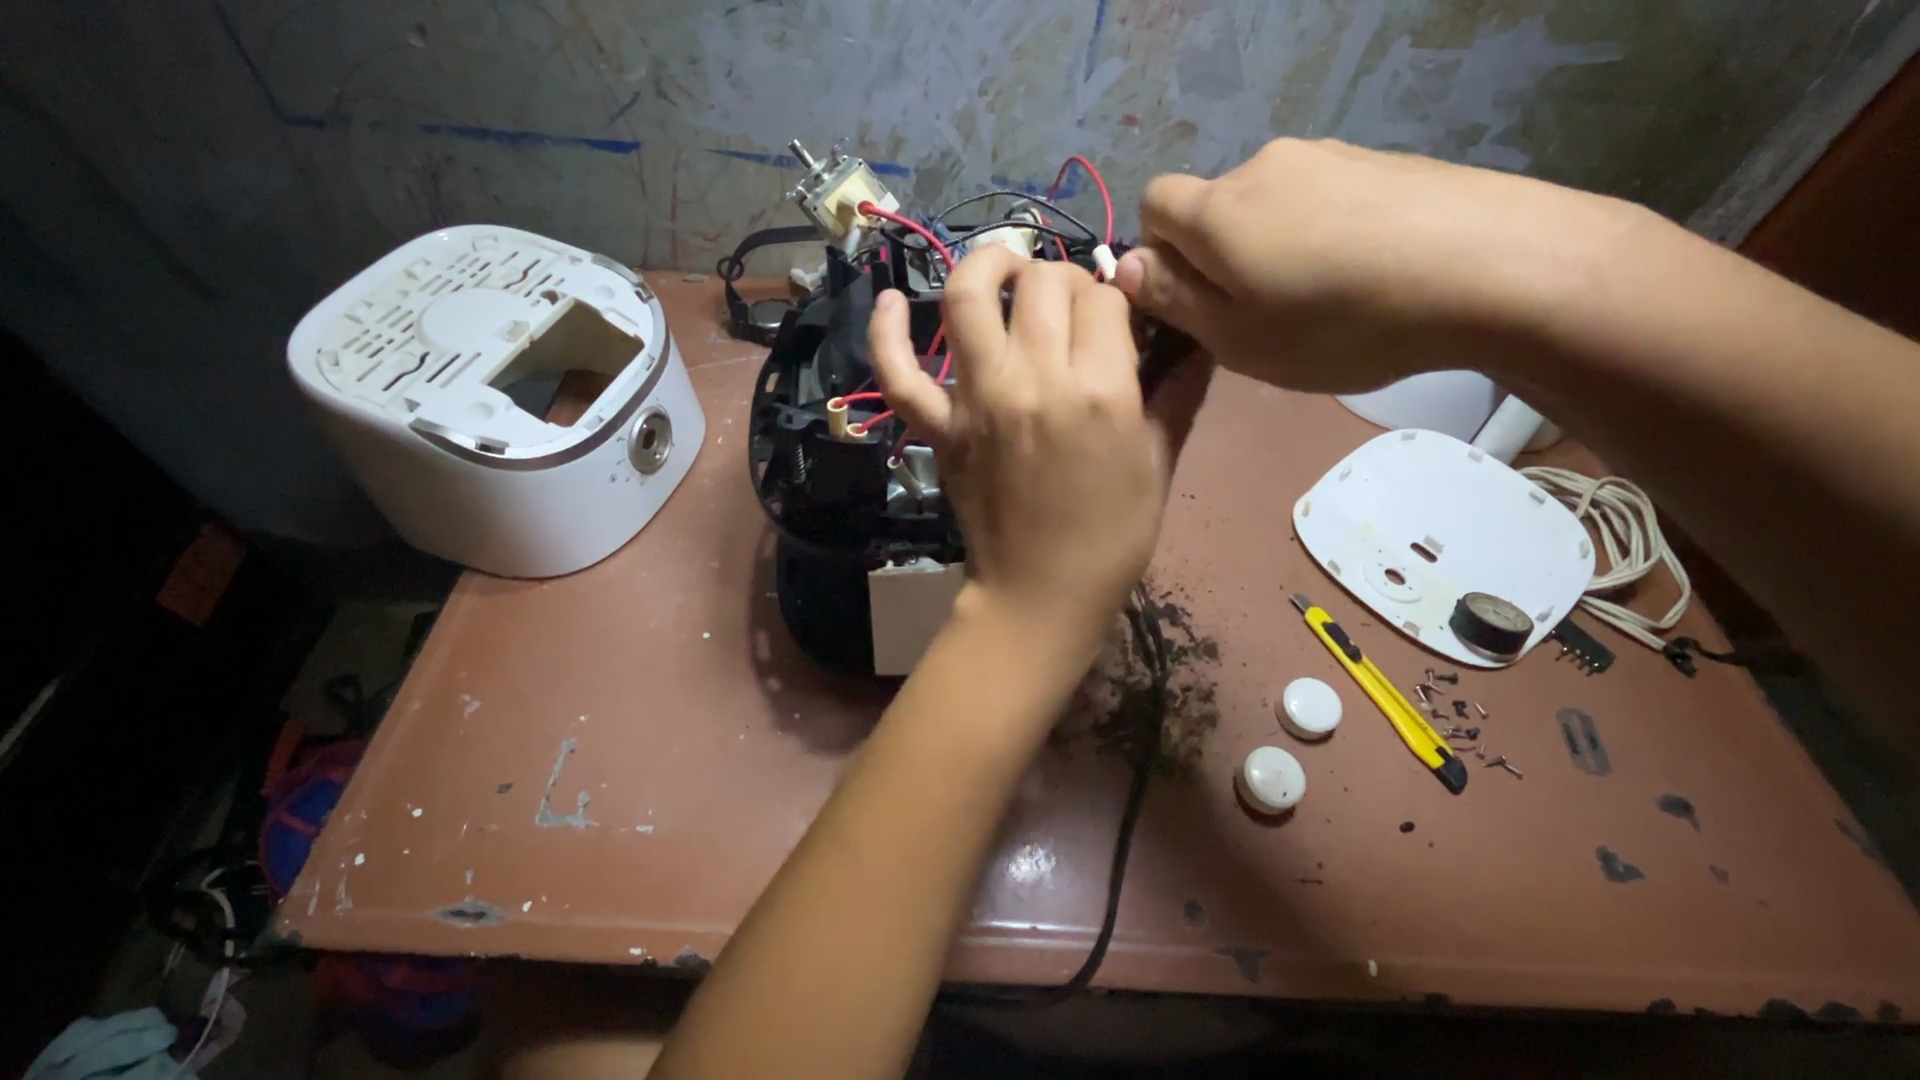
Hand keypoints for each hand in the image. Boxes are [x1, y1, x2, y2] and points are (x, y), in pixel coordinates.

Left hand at [868, 247, 1211, 655]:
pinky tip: (891, 299)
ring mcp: (976, 400)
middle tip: (1070, 305)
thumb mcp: (1162, 461)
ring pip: (967, 299)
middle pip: (1041, 283)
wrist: (1042, 593)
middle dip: (1063, 278)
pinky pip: (898, 372)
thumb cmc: (1113, 535)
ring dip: (985, 264)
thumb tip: (1195, 335)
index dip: (1117, 296)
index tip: (1119, 319)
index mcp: (1100, 389)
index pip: (1104, 297)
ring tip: (1004, 264)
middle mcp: (1033, 380)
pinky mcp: (938, 428)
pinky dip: (885, 332)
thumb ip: (1179, 390)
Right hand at [1114, 138, 1635, 392]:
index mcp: (1218, 210)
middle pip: (1214, 207)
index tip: (1193, 300)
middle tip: (1261, 314)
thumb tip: (1123, 267)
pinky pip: (1323, 199)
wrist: (1489, 267)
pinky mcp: (1380, 160)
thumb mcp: (1238, 337)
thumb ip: (1173, 300)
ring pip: (1271, 204)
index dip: (1158, 254)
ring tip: (1325, 298)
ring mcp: (1328, 156)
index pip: (1153, 204)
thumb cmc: (1340, 321)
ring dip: (1274, 246)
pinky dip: (1324, 233)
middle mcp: (1264, 166)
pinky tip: (1366, 273)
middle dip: (1219, 255)